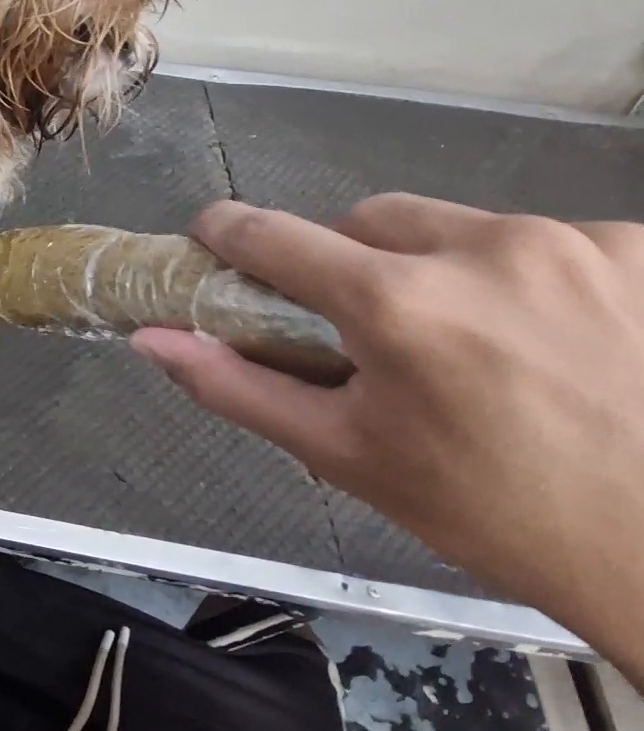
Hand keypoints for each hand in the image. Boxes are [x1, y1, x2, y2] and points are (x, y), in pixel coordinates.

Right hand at [131, 195, 643, 674]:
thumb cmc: (493, 511)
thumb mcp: (343, 453)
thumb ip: (235, 385)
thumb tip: (149, 339)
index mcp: (396, 302)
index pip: (272, 233)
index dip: (228, 232)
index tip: (213, 242)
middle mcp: (488, 250)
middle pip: (369, 219)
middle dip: (347, 260)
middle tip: (365, 329)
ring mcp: (582, 243)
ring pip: (460, 228)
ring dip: (440, 267)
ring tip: (476, 343)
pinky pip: (546, 243)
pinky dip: (525, 278)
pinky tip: (557, 340)